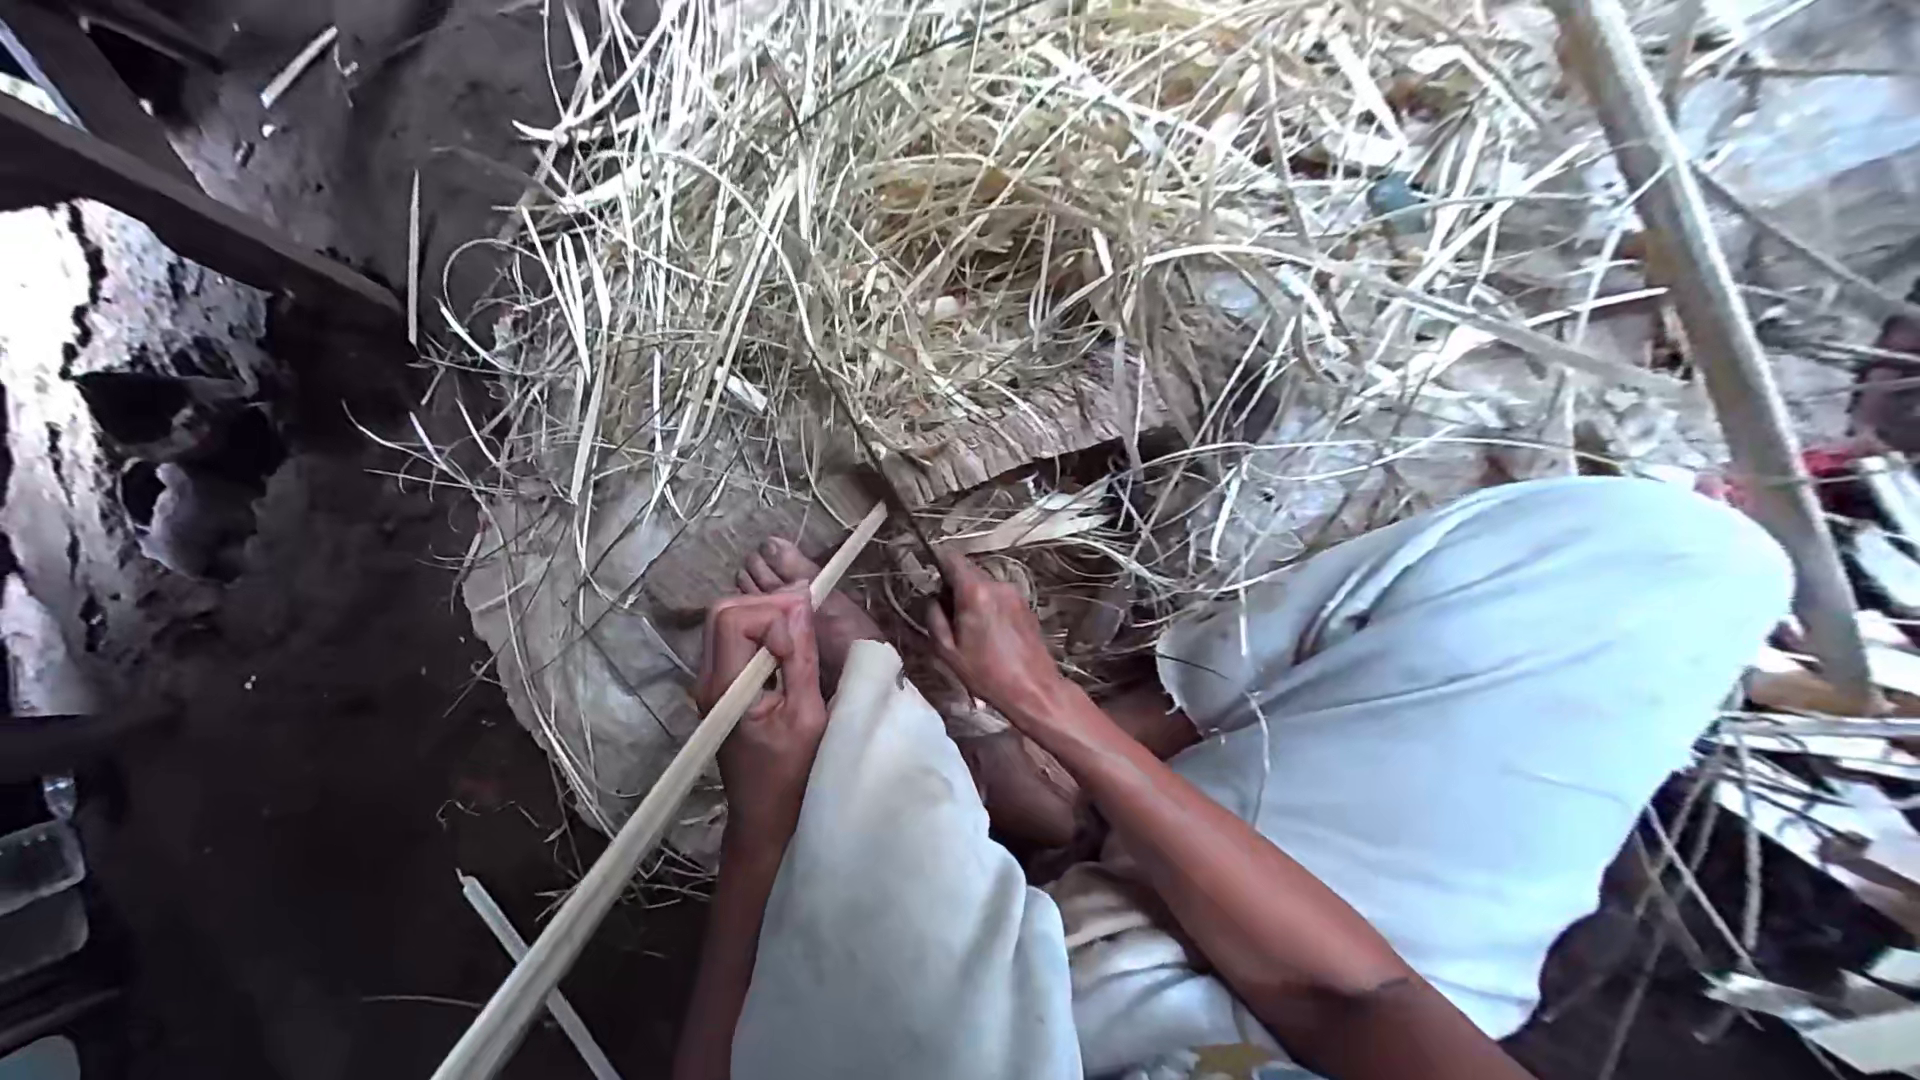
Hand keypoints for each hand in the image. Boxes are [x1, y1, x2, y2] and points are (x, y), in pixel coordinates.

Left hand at [696, 585, 828, 847]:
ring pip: (727, 622)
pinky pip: (735, 640)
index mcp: (726, 687)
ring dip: (766, 617)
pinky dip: (763, 632)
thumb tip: (800, 606)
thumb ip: (800, 660)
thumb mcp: (808, 716)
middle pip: (724, 612)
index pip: (733, 619)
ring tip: (800, 635)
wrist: (764, 817)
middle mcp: (708, 678)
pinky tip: (788, 649)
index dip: (772, 616)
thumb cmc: (792, 775)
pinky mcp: (722, 685)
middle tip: (804, 623)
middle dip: (768, 607)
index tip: (799, 642)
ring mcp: (711, 682)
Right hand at [926, 547, 1071, 728]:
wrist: (1033, 689)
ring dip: (972, 596)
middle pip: (968, 571)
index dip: (937, 562)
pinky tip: (990, 631)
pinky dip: (989, 604)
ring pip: (984, 584)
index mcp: (975, 591)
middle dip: (954, 586)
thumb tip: (933, 599)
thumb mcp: (947, 650)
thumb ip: (933, 617)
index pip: (952, 558)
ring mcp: (1015, 593)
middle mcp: (997, 584)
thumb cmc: (986, 673)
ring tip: (970, 627)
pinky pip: (999, 595)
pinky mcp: (1025, 604)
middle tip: (948, 614)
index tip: (929, 577)